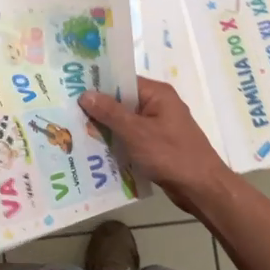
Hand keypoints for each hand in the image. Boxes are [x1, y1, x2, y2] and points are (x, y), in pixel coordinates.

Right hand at [79, 79, 236, 216]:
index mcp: (158, 94)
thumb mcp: (136, 132)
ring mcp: (160, 126)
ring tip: (75, 132)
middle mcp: (159, 105)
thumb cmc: (170, 154)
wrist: (201, 188)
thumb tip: (86, 94)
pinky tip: (97, 150)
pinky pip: (133, 138)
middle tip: (68, 114)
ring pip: (126, 122)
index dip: (99, 86)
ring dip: (107, 129)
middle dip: (99, 110)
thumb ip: (110, 112)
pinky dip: (119, 143)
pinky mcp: (159, 145)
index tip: (72, 91)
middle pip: (123, 102)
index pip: (123, 81)